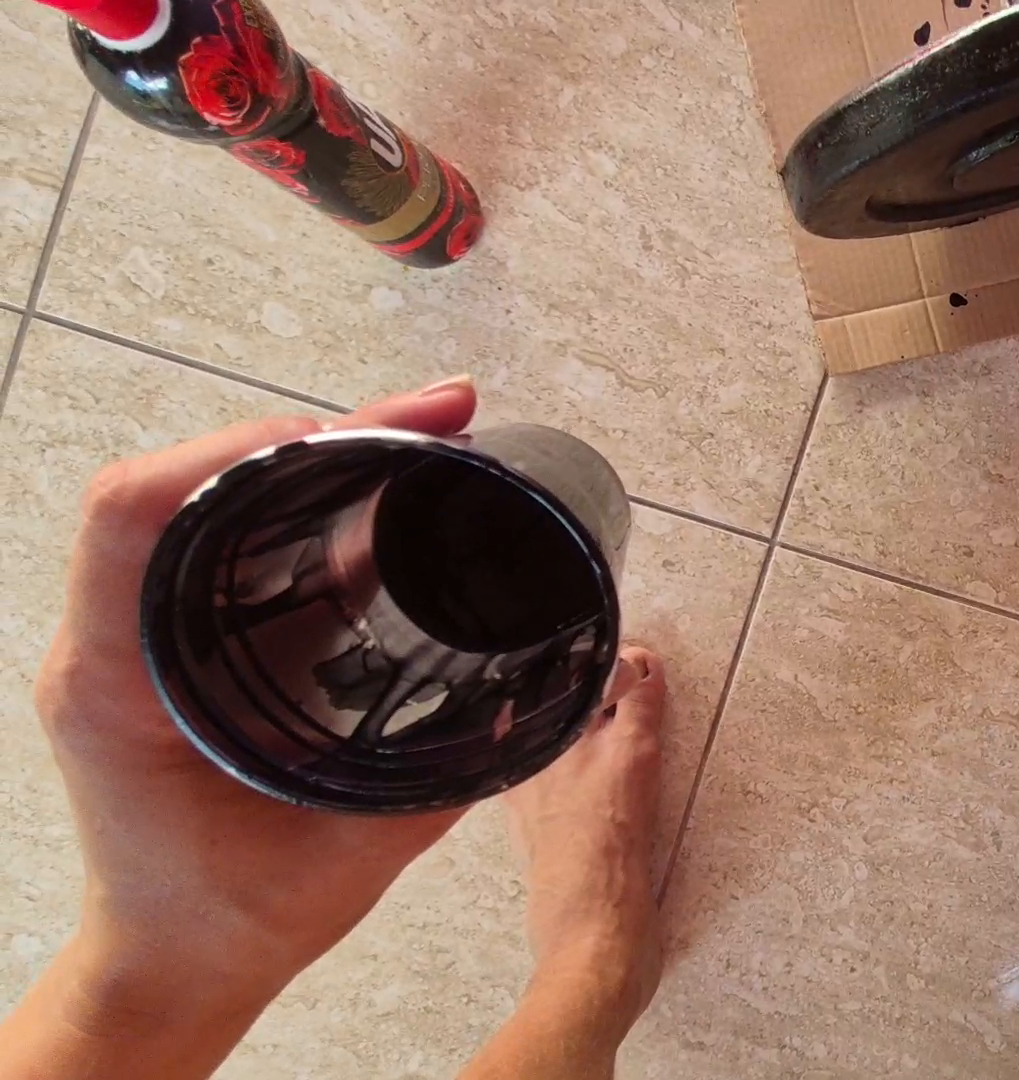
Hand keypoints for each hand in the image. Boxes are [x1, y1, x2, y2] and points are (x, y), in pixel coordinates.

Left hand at [21, 376, 479, 1053]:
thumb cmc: (252, 902)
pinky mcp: (230, 630)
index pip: (140, 514)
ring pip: (252, 500)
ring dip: (352, 455)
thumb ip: (447, 770)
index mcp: (130, 673)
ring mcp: (187, 623)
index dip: (246, 450)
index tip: (368, 437)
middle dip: (339, 430)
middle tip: (450, 412)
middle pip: (216, 482)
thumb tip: (540, 697)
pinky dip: (351, 501)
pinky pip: (280, 538)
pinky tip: (422, 497)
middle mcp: (144, 628)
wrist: (195, 947)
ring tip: (450, 439)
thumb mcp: (360, 840)